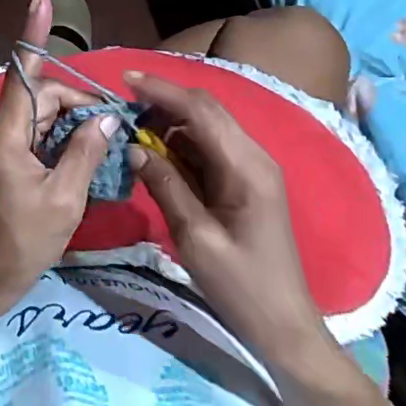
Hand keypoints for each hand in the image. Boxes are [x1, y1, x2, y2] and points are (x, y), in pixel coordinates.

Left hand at [0, 0, 114, 322]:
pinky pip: (35, 129)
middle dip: (77, 105)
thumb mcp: (65, 197)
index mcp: (6, 134)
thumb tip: (107, 115)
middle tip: (109, 131)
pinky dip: (60, 135)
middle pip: (42, 94)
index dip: (33, 34)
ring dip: (71, 122)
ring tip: (99, 147)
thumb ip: (86, 149)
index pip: (22, 73)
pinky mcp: (2, 152)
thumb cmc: (25, 238)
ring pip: (41, 111)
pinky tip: (82, 154)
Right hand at [124, 71, 326, 350]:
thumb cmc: (241, 286)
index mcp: (246, 167)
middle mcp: (253, 157)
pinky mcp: (243, 182)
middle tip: (122, 107)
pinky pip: (207, 149)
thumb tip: (133, 147)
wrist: (283, 325)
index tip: (124, 80)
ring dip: (169, 123)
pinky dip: (179, 144)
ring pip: (205, 127)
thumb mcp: (196, 238)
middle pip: (206, 110)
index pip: (201, 111)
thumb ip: (165, 186)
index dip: (162, 90)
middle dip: (163, 101)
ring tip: (132, 131)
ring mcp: (250, 168)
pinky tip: (155, 155)